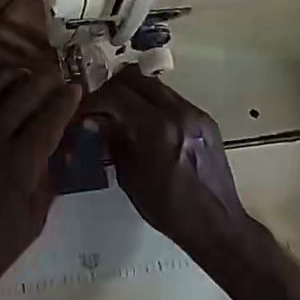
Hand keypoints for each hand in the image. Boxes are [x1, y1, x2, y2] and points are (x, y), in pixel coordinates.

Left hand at [0, 66, 80, 299]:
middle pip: (23, 97)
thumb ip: (50, 178)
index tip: (76, 88)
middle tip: (57, 75)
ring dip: (12, 77)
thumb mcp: (35, 217)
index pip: (49, 119)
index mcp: (21, 163)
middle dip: (44, 81)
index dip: (65, 101)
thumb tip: (65, 148)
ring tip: (24, 73)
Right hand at [88, 70, 247, 250]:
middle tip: (100, 108)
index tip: (84, 112)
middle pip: (136, 78)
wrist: (215, 222)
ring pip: (155, 85)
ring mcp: (195, 113)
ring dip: (133, 93)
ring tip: (120, 115)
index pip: (116, 94)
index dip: (94, 100)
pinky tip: (145, 124)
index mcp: (157, 129)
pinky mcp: (205, 119)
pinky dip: (152, 103)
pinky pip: (172, 99)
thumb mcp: (130, 178)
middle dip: (112, 89)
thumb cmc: (169, 209)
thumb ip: (114, 141)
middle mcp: (178, 113)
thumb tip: (97, 121)